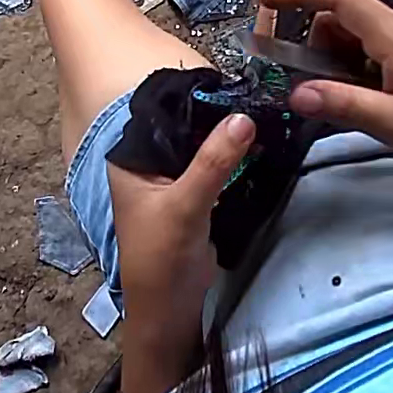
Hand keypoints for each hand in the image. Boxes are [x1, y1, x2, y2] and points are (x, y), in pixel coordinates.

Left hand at [106, 112, 255, 362]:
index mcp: (130, 157)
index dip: (197, 96)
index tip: (238, 83)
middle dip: (218, 116)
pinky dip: (232, 156)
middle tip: (258, 96)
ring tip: (263, 113)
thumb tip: (243, 117)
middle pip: (185, 127)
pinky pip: (213, 164)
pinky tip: (257, 144)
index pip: (163, 112)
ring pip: (201, 145)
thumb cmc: (163, 258)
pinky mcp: (191, 193)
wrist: (171, 309)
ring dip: (227, 136)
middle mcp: (146, 162)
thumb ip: (213, 162)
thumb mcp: (186, 206)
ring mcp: (170, 178)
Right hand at [256, 0, 392, 172]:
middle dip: (320, 47)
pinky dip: (357, 64)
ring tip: (355, 99)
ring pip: (355, 31)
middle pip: (342, 17)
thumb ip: (343, 105)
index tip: (268, 0)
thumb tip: (297, 94)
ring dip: (339, 59)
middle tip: (325, 90)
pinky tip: (371, 95)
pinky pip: (373, 42)